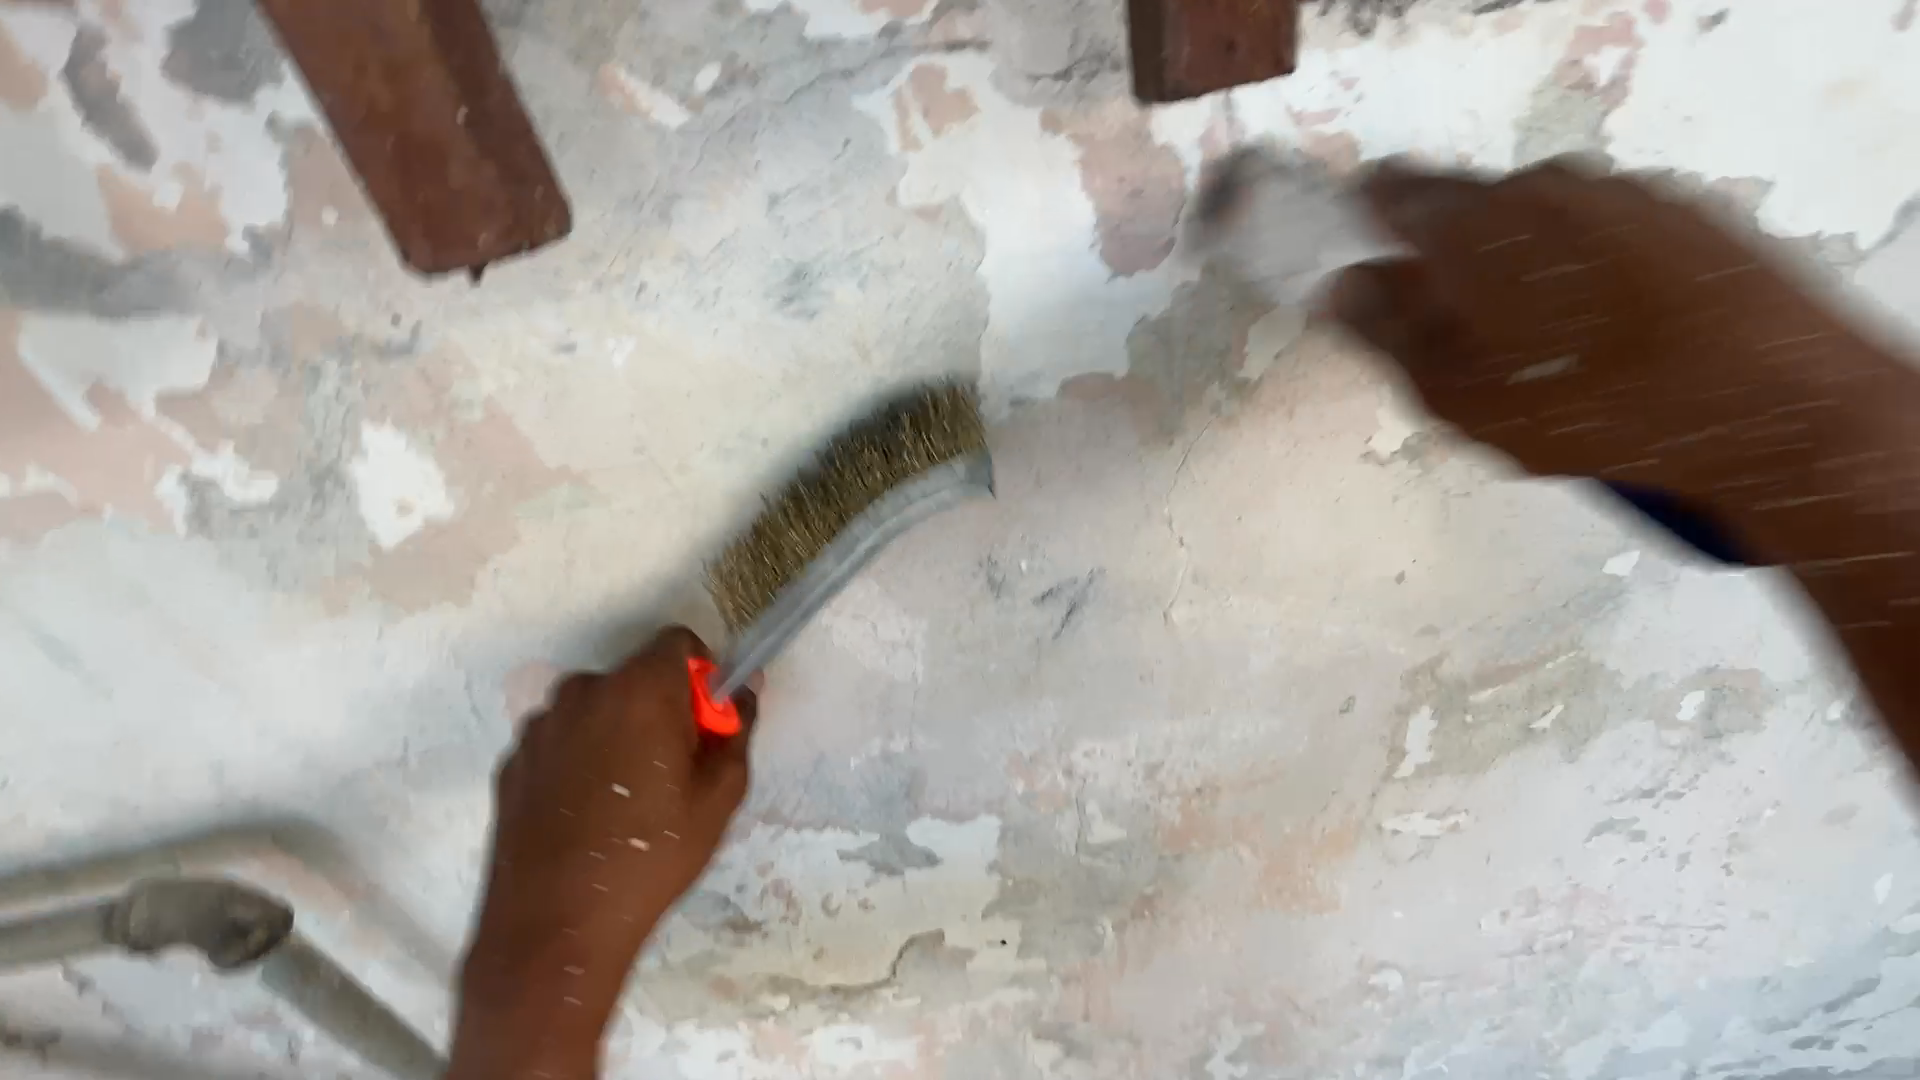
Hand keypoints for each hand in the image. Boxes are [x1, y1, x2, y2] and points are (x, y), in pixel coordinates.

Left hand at [450, 627, 756, 1078]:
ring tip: (626, 795)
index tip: (705, 719)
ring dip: (618, 730)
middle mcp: (583, 692)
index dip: (700, 673)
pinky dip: (580, 757)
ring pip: (596, 707)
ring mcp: (539, 727)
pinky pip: (561, 739)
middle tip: (672, 765)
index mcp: (640, 689)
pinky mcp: (511, 763)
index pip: (678, 642)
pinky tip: (587, 812)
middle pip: (635, 675)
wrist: (553, 928)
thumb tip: (742, 691)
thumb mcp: (720, 794)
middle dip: (661, 705)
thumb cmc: (651, 854)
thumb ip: (737, 728)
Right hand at [1324, 158, 1919, 759]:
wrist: (1775, 410)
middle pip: (1458, 206)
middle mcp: (1540, 188)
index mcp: (1470, 227)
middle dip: (1437, 258)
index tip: (1360, 267)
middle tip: (1446, 332)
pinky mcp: (1679, 209)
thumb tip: (1338, 289)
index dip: (1360, 223)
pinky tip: (1591, 326)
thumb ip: (1384, 333)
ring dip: (1505, 263)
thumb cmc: (1586, 410)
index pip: (1385, 190)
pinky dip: (1569, 262)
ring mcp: (1618, 191)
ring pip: (1526, 218)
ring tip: (1527, 340)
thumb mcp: (1453, 395)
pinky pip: (1590, 226)